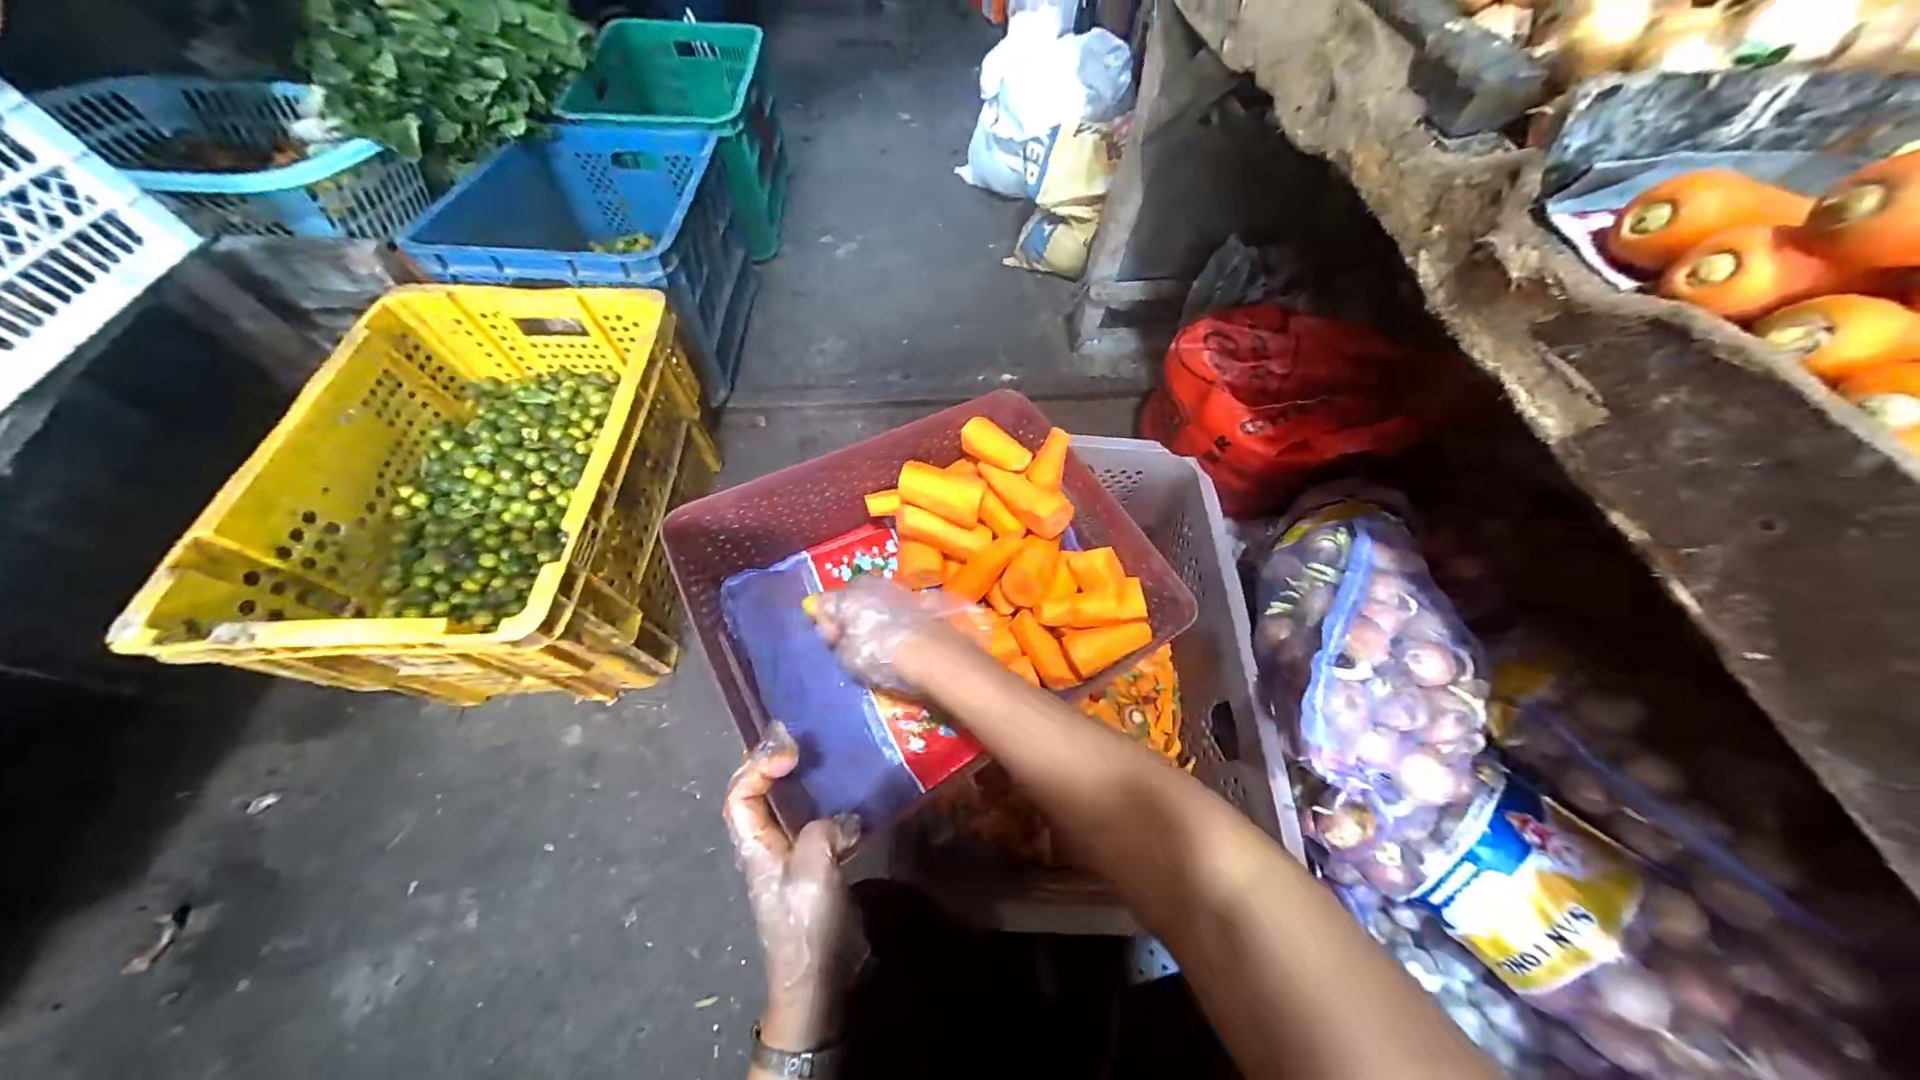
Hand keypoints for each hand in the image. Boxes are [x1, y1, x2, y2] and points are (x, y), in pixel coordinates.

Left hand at [724, 722, 863, 1051]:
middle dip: (766, 762)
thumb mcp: (813, 873)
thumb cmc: (805, 923)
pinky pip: (808, 819)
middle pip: (753, 793)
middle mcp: (766, 844)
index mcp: (754, 845)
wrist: (817, 977)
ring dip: (792, 778)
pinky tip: (841, 792)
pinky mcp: (812, 862)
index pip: (739, 794)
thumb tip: (844, 818)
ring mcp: (788, 853)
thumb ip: (823, 832)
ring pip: (780, 805)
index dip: (757, 767)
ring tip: (815, 754)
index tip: (790, 755)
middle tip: (795, 739)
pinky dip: (818, 799)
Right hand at [806, 576, 977, 691]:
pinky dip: (897, 618)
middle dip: (850, 616)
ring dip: (875, 616)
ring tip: (881, 642)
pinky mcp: (920, 598)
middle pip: (851, 598)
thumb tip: (835, 631)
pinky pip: (898, 607)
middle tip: (854, 642)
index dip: (826, 624)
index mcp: (845, 596)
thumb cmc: (879, 656)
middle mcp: (869, 584)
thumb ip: (836, 640)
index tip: (833, 642)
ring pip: (876, 600)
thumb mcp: (846, 656)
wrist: (930, 652)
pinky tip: (902, 637)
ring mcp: (896, 588)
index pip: (823, 604)